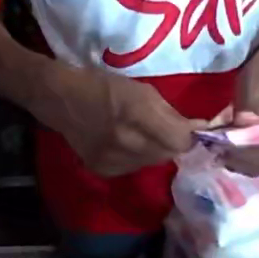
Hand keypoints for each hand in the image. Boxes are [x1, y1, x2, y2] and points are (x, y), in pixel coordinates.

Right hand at [45, 65, 202, 175]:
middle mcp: (127, 142)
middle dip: (173, 143)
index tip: (192, 131)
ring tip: (142, 135)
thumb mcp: (142, 91)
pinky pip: (134, 167)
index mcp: (137, 114)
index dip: (189, 137)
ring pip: (152, 162)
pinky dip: (137, 157)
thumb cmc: (104, 86)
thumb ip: (170, 114)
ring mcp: (114, 160)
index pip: (179, 140)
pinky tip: (126, 144)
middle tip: (166, 131)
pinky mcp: (104, 171)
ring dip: (155, 151)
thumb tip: (197, 130)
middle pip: (168, 154)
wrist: (62, 100)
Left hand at [226, 37, 258, 174]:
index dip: (246, 157)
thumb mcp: (256, 87)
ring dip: (243, 160)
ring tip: (221, 152)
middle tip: (218, 154)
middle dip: (242, 161)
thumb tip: (234, 140)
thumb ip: (248, 116)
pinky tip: (230, 148)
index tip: (223, 150)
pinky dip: (246, 154)